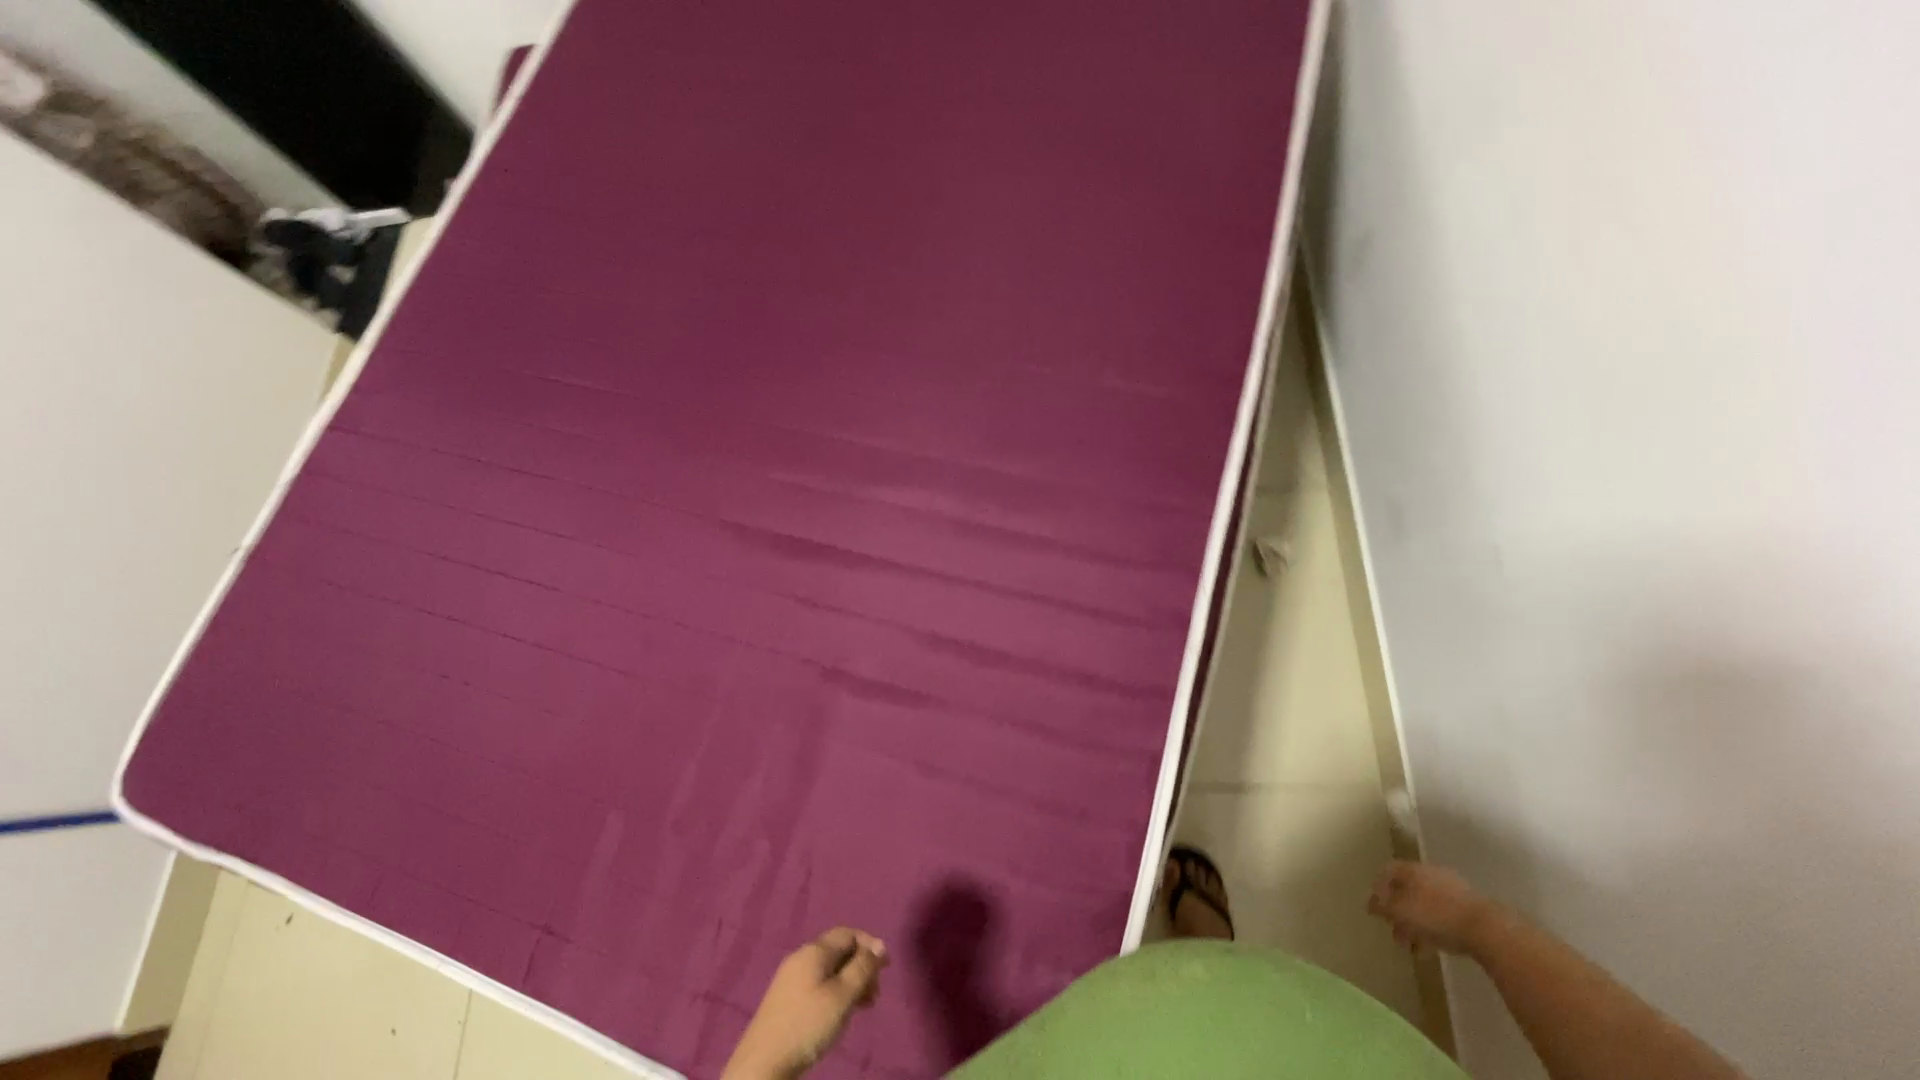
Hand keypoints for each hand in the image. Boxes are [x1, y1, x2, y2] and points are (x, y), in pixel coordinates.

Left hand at [722, 928, 888, 1079]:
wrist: (764, 1061)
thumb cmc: (808, 1023)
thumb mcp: (842, 995)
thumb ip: (862, 968)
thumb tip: (879, 945)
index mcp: (814, 951)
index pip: (848, 933)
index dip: (870, 945)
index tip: (886, 969)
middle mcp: (801, 957)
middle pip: (839, 951)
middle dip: (861, 967)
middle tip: (875, 994)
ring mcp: (791, 978)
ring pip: (830, 970)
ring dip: (850, 982)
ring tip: (863, 1007)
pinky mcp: (787, 997)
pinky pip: (819, 984)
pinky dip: (836, 992)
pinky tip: (840, 1013)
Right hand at [1367, 861, 1505, 955]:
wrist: (1487, 929)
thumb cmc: (1435, 915)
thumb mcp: (1400, 910)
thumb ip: (1382, 905)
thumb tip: (1371, 903)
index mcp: (1413, 870)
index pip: (1388, 871)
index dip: (1377, 889)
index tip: (1375, 910)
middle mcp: (1431, 875)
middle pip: (1407, 891)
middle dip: (1398, 914)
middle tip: (1394, 933)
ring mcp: (1452, 891)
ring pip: (1425, 906)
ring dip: (1415, 925)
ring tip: (1412, 947)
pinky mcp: (1469, 910)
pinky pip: (1442, 917)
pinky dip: (1433, 930)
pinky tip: (1431, 948)